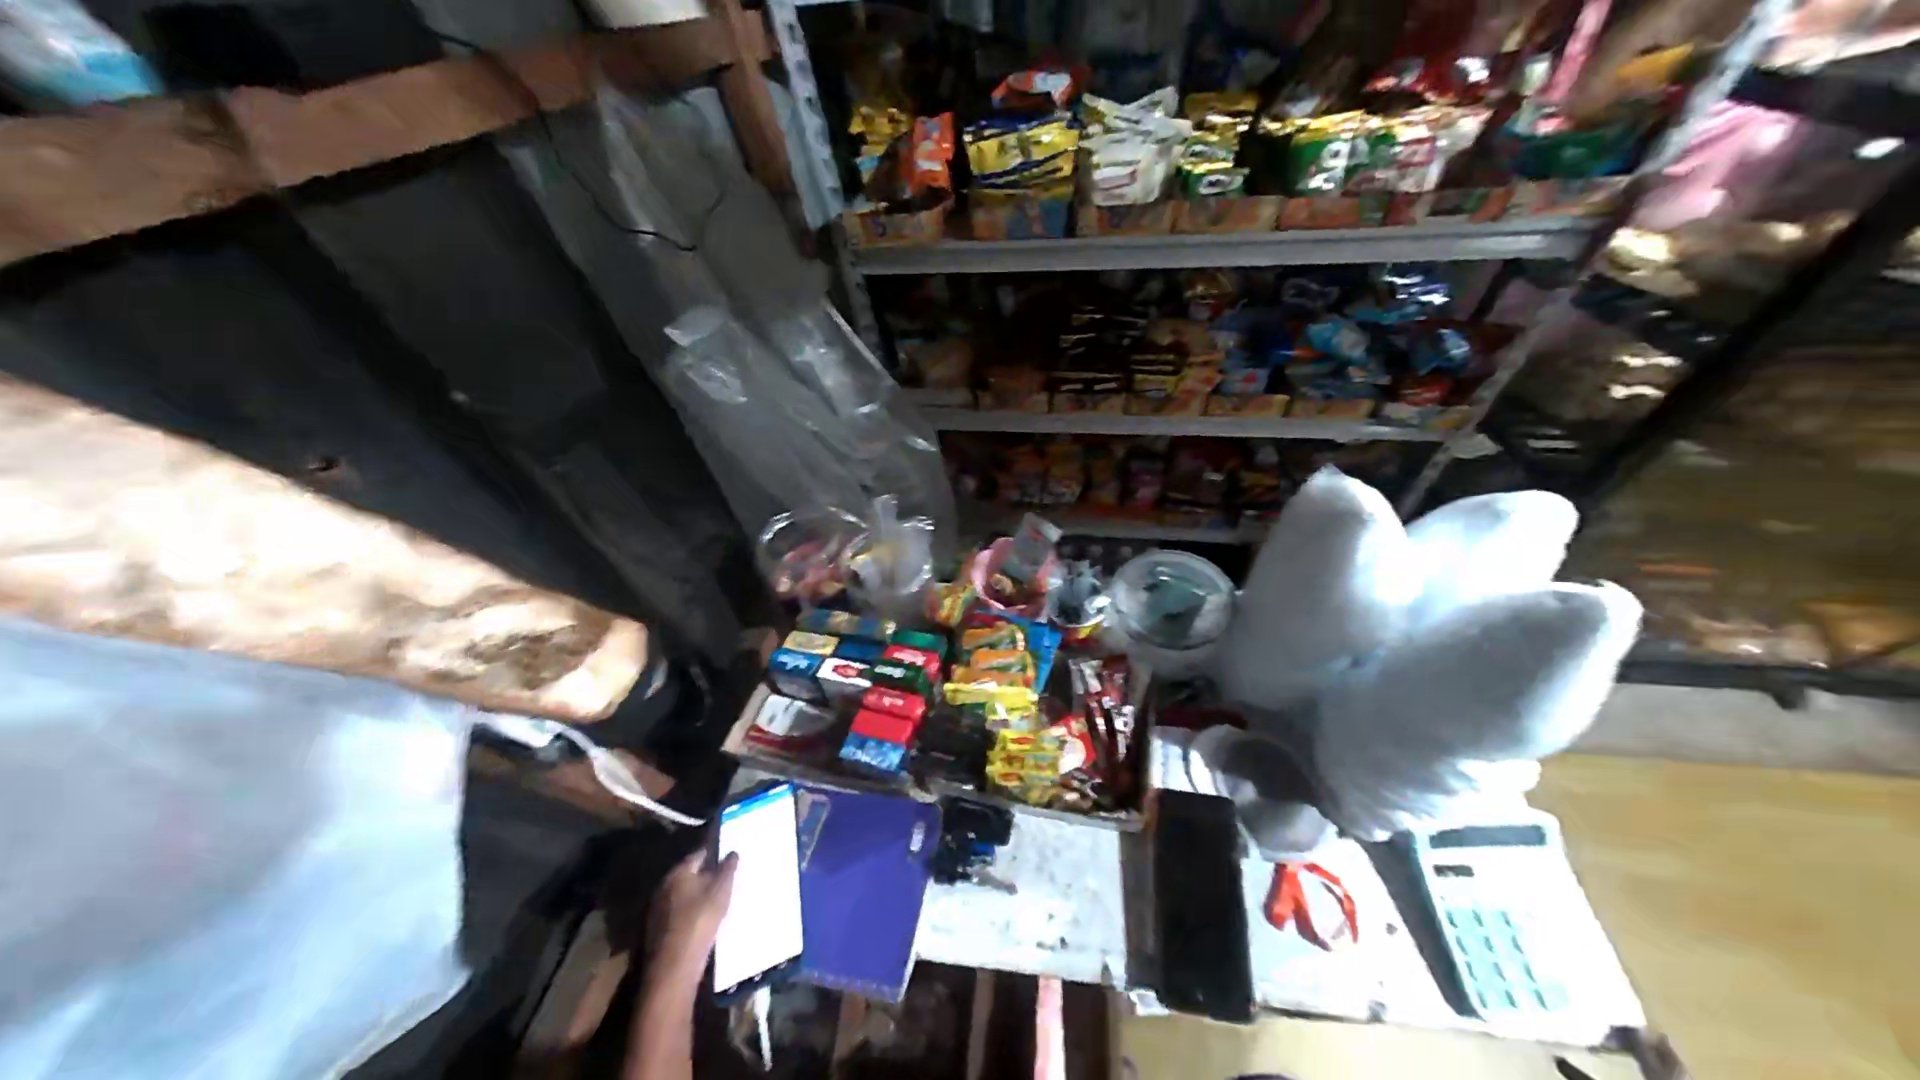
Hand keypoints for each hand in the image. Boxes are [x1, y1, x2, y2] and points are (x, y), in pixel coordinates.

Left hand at [646, 848, 737, 983]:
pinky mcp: (656, 930)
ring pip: (681, 895)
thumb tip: (731, 852)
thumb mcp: (721, 891)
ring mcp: (656, 909)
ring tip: (715, 901)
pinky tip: (700, 921)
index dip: (714, 854)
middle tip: (724, 880)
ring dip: (695, 896)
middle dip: (704, 875)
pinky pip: (677, 913)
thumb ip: (727, 869)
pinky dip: (688, 913)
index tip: (727, 857)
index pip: (698, 854)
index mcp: (678, 872)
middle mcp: (663, 886)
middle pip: (688, 875)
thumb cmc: (700, 920)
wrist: (673, 966)